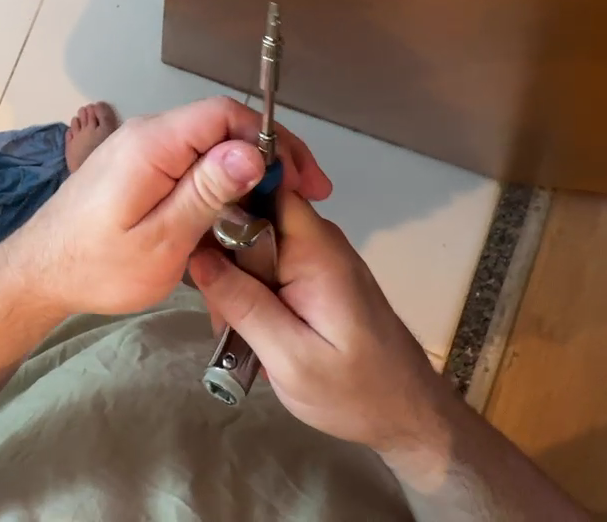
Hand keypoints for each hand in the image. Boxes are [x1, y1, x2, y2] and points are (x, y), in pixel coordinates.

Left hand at [0, 96, 332, 318]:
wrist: (40, 271)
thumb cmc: (97, 265)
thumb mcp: (160, 239)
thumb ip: (205, 192)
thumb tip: (253, 152)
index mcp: (151, 143)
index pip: (224, 114)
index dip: (271, 139)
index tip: (304, 179)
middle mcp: (144, 134)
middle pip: (219, 125)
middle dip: (267, 155)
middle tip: (304, 197)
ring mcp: (137, 149)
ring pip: (205, 144)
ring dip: (245, 170)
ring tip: (278, 208)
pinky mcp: (135, 167)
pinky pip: (186, 160)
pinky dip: (218, 180)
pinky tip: (238, 210)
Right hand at [189, 189, 453, 454]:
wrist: (411, 420)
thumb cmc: (356, 392)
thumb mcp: (290, 357)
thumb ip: (243, 304)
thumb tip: (197, 255)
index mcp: (315, 248)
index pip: (264, 186)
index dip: (225, 195)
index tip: (194, 229)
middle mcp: (317, 239)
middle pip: (252, 215)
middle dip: (222, 251)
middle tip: (216, 306)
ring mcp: (317, 256)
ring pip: (255, 241)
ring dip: (235, 276)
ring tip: (230, 325)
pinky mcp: (314, 274)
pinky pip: (269, 262)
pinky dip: (251, 287)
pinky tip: (248, 325)